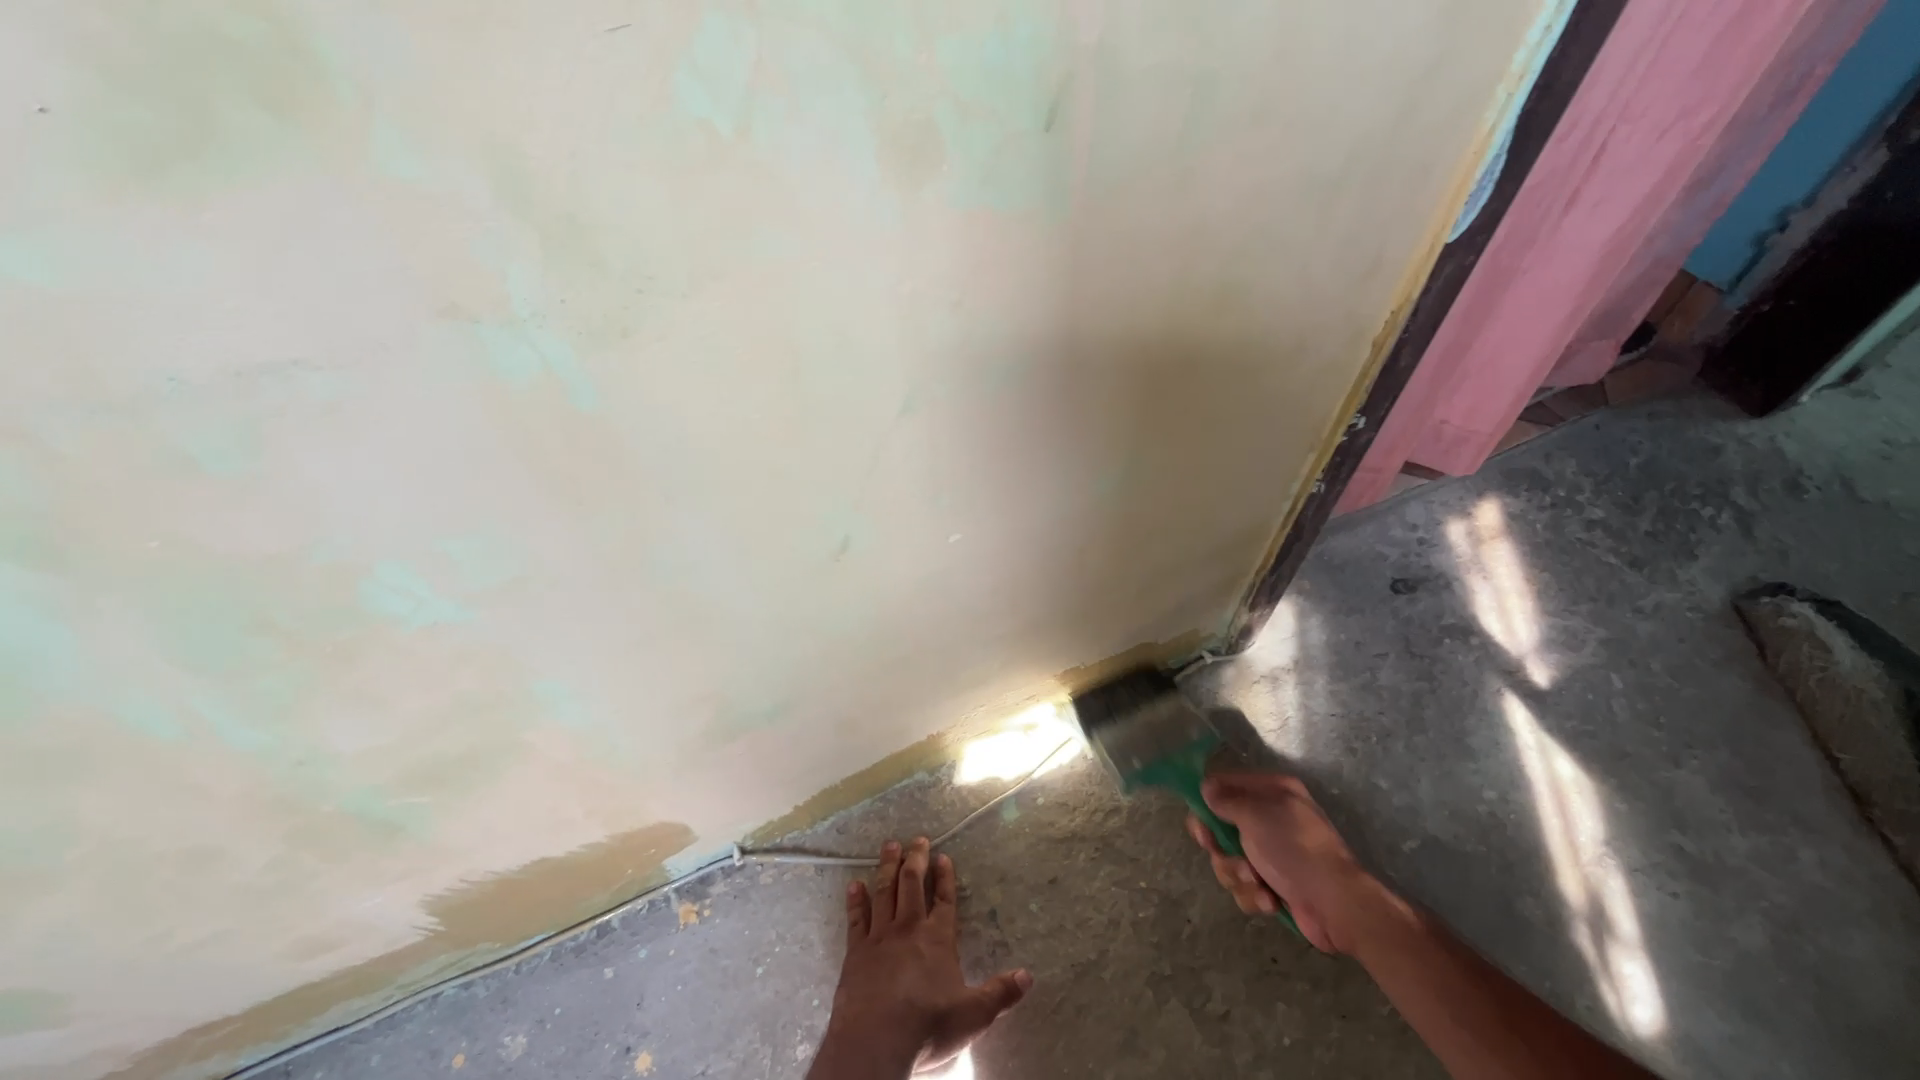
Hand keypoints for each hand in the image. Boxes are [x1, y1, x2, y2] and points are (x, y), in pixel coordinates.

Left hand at [815, 838, 1031, 1075]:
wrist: (875, 1041)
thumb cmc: (928, 1026)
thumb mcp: (974, 1014)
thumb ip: (1000, 993)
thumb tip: (1028, 976)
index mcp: (938, 939)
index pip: (944, 900)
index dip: (945, 877)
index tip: (943, 856)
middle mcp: (908, 930)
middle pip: (912, 885)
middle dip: (915, 860)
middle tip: (916, 839)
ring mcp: (879, 938)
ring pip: (883, 893)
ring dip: (887, 868)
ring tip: (889, 846)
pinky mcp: (855, 953)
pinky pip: (856, 919)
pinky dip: (855, 901)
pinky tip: (853, 885)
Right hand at [1187, 771, 1374, 954]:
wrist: (1335, 903)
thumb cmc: (1295, 849)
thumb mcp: (1256, 816)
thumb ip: (1226, 800)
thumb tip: (1206, 787)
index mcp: (1272, 793)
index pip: (1225, 787)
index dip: (1207, 807)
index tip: (1202, 829)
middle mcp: (1271, 819)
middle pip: (1221, 830)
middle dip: (1223, 852)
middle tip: (1234, 859)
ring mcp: (1272, 854)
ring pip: (1229, 862)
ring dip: (1239, 876)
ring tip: (1258, 883)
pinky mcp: (1273, 884)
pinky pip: (1245, 886)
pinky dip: (1254, 895)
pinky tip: (1271, 900)